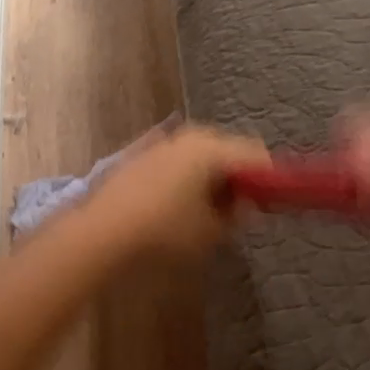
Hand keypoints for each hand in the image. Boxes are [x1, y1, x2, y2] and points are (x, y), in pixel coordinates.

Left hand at [88, 125, 270, 259]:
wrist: (98, 234)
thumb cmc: (163, 232)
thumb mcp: (209, 232)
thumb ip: (236, 215)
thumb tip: (247, 204)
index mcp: (212, 148)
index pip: (256, 154)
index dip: (268, 178)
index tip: (270, 204)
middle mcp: (190, 135)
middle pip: (228, 150)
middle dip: (238, 178)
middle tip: (239, 212)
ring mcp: (163, 142)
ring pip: (201, 155)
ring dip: (211, 179)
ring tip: (207, 214)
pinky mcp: (141, 154)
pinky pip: (178, 161)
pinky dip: (186, 178)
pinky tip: (177, 207)